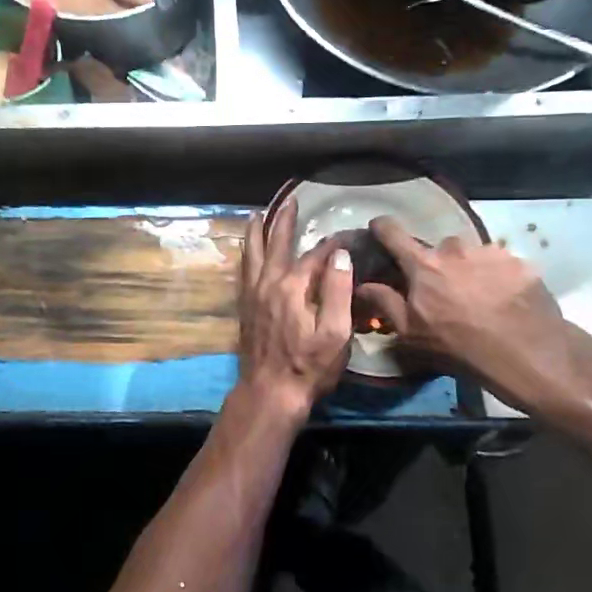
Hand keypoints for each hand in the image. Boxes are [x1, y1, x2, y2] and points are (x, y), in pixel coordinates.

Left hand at [235, 201, 353, 413]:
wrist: (270, 390)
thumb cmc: (309, 366)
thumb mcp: (335, 333)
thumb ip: (338, 291)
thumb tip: (340, 255)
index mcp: (293, 287)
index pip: (316, 255)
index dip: (333, 244)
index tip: (347, 236)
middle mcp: (269, 283)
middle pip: (276, 244)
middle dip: (284, 221)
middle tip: (289, 200)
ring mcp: (253, 294)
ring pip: (253, 253)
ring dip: (257, 231)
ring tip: (257, 214)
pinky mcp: (245, 306)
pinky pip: (244, 270)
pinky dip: (246, 254)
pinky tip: (248, 251)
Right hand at [355, 216, 581, 415]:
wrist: (528, 355)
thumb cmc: (459, 346)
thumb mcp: (411, 332)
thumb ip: (384, 302)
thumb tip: (362, 284)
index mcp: (423, 265)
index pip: (392, 232)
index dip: (381, 227)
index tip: (378, 228)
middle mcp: (455, 249)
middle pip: (437, 248)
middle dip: (436, 264)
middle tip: (444, 291)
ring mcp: (491, 253)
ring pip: (470, 255)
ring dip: (468, 269)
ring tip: (478, 298)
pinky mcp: (520, 262)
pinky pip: (500, 263)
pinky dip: (496, 276)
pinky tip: (502, 300)